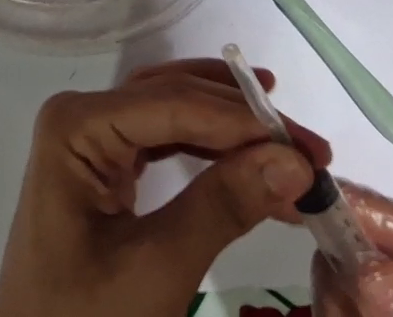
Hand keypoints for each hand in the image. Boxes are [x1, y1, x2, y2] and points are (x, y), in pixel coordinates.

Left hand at [0, 58, 330, 316]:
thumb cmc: (84, 315)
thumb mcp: (156, 266)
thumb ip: (222, 206)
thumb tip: (293, 160)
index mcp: (77, 125)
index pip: (171, 104)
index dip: (242, 120)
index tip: (310, 150)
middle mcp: (81, 115)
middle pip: (173, 97)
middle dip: (244, 118)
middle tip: (315, 149)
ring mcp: (91, 137)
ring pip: (173, 111)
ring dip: (232, 126)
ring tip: (295, 146)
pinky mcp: (103, 164)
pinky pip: (163, 138)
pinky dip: (210, 148)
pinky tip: (251, 155)